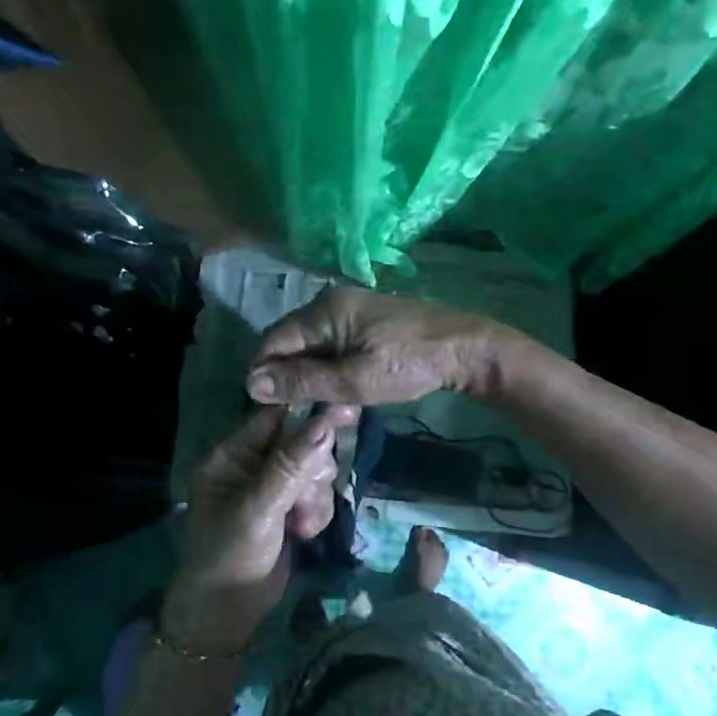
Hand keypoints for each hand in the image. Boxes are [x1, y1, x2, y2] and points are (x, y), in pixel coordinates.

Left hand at [163, 405, 358, 654]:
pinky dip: (317, 511)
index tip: (347, 412)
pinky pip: (317, 492)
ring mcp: (272, 485)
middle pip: (302, 441)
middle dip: (313, 469)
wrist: (227, 613)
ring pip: (315, 469)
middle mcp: (252, 463)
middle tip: (306, 497)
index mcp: (231, 454)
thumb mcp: (259, 508)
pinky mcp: (288, 506)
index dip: (310, 413)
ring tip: (302, 522)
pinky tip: (305, 532)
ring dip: (316, 495)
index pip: (275, 416)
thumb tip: (326, 421)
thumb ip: (292, 465)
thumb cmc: (230, 555)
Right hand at [246, 289, 505, 405]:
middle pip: (290, 341)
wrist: (465, 348)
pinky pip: (333, 343)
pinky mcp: (368, 320)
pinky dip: (330, 366)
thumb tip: (251, 383)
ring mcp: (351, 309)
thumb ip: (302, 381)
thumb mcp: (353, 380)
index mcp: (323, 310)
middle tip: (295, 413)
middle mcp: (331, 302)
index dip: (263, 375)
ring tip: (319, 405)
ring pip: (312, 345)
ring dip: (310, 375)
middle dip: (287, 376)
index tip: (267, 410)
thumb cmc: (409, 365)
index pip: (272, 341)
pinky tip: (341, 389)